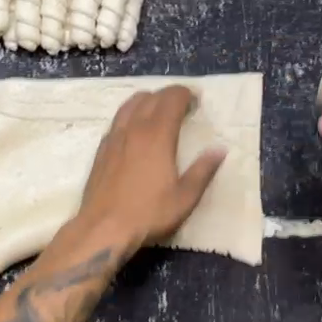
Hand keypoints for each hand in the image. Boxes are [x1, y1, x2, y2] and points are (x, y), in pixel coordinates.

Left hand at [69, 86, 227, 256]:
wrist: (103, 228)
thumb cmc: (149, 213)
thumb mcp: (185, 197)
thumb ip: (203, 170)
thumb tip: (220, 149)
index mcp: (157, 135)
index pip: (171, 99)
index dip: (185, 94)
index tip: (196, 100)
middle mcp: (134, 128)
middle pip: (151, 97)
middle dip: (169, 95)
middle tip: (183, 105)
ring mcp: (114, 136)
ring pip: (130, 104)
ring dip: (147, 100)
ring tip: (159, 110)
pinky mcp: (101, 148)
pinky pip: (117, 119)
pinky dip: (130, 114)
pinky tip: (135, 130)